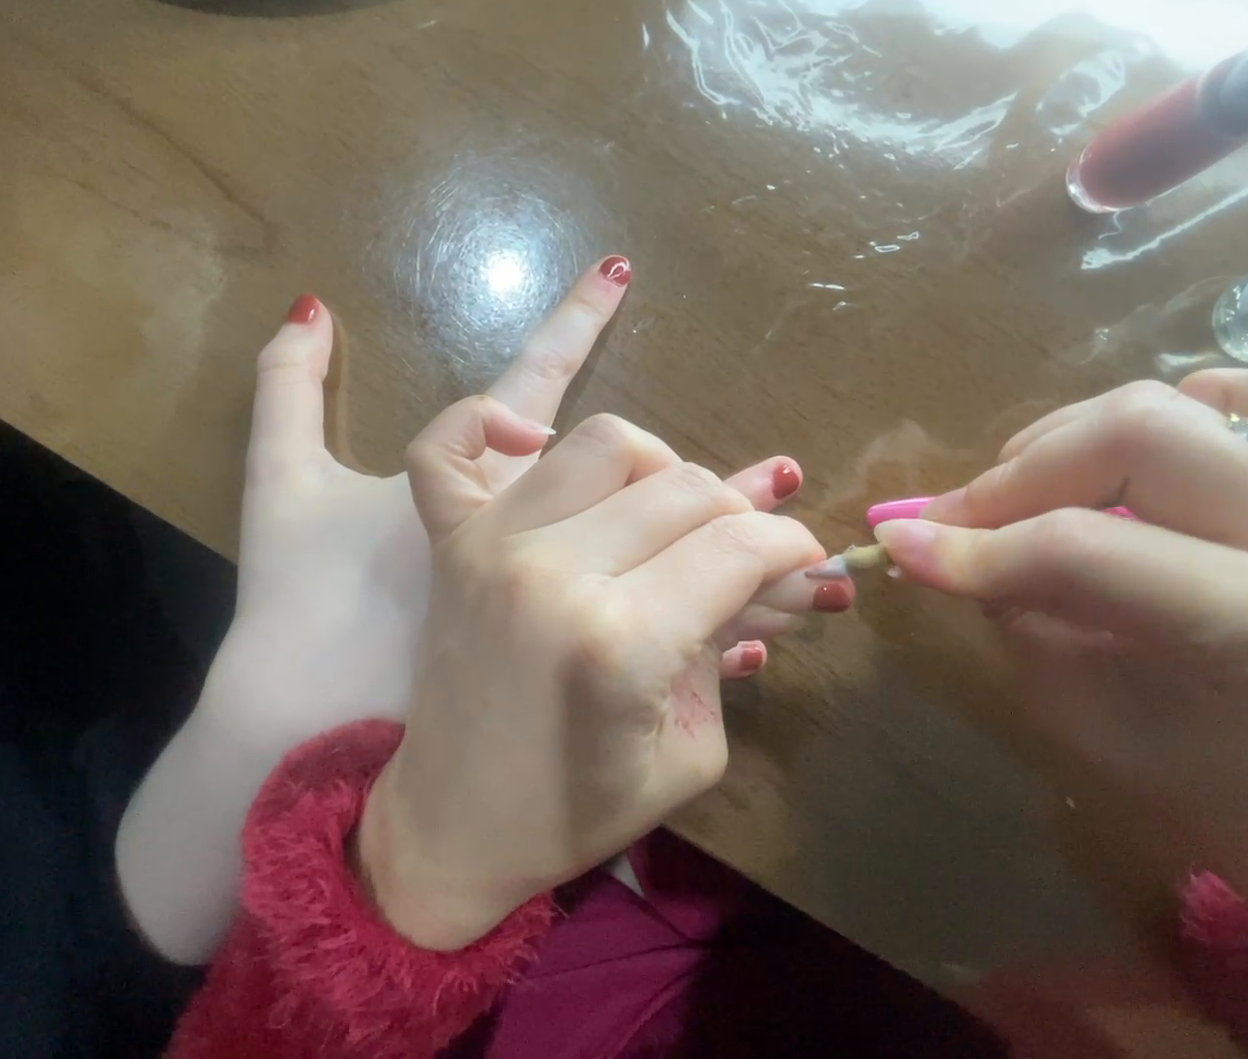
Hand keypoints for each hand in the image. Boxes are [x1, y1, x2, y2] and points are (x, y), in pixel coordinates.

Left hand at [118, 260, 806, 962]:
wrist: (454, 825)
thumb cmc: (578, 811)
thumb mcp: (689, 747)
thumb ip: (730, 636)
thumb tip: (782, 558)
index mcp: (621, 641)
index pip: (736, 546)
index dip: (788, 547)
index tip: (801, 561)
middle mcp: (553, 570)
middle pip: (680, 487)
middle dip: (736, 517)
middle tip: (741, 556)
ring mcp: (490, 545)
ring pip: (600, 444)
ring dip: (654, 467)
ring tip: (664, 515)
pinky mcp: (447, 543)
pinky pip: (446, 448)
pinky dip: (483, 421)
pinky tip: (529, 437)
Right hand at [880, 371, 1247, 997]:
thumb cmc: (1179, 775)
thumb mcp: (1069, 704)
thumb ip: (1006, 603)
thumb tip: (919, 537)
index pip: (1084, 547)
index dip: (974, 542)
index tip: (896, 545)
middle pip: (1137, 431)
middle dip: (1017, 473)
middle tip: (956, 522)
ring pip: (1162, 407)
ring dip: (1056, 448)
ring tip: (1014, 504)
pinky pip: (1232, 401)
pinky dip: (1145, 423)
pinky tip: (1108, 471)